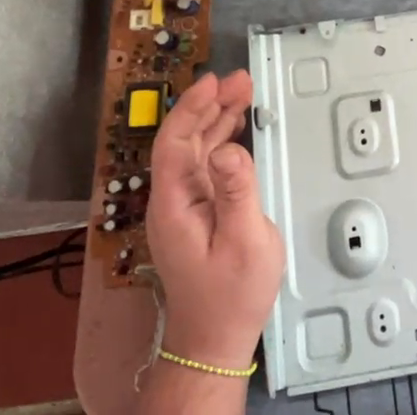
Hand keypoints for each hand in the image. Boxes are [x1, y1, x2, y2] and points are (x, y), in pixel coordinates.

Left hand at [146, 70, 284, 368]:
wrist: (216, 337)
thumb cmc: (232, 294)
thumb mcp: (244, 240)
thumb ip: (237, 190)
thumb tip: (227, 148)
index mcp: (174, 204)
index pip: (174, 142)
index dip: (192, 108)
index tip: (213, 82)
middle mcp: (172, 199)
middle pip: (184, 139)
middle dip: (209, 104)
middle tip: (240, 79)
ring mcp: (184, 205)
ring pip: (195, 148)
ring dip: (217, 118)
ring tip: (243, 91)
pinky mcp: (198, 211)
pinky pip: (205, 163)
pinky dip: (221, 139)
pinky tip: (237, 127)